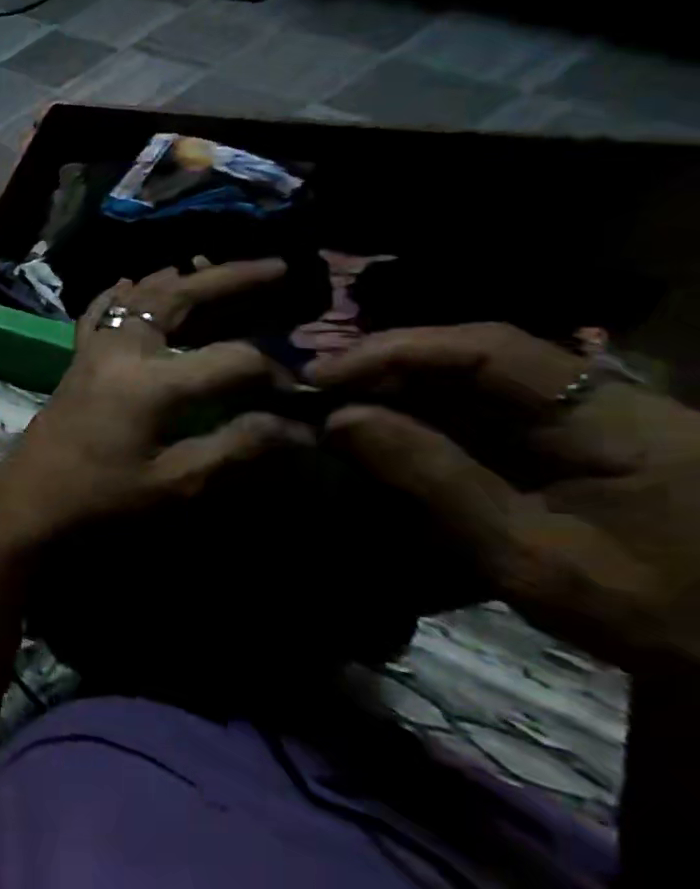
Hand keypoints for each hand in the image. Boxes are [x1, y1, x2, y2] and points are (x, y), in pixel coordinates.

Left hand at [0, 259, 311, 548]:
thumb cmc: (99, 499)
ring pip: (134, 298)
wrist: (28, 504)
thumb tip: (298, 427)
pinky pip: (97, 314)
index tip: (299, 395)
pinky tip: (128, 283)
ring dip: (176, 280)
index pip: (232, 359)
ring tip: (210, 266)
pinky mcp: (74, 362)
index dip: (274, 374)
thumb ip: (237, 447)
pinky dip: (119, 295)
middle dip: (229, 280)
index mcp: (150, 382)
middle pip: (176, 298)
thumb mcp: (175, 483)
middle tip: (278, 267)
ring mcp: (91, 353)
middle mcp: (119, 352)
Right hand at [309, 323, 699, 674]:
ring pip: (477, 380)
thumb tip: (339, 418)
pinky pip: (486, 409)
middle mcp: (608, 402)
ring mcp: (594, 421)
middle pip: (480, 356)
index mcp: (618, 419)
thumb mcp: (526, 553)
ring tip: (333, 404)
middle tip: (315, 387)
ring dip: (399, 387)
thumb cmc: (645, 611)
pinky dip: (423, 413)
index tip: (323, 374)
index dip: (398, 349)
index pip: (492, 349)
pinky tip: (379, 427)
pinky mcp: (576, 444)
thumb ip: (433, 479)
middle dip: (389, 365)